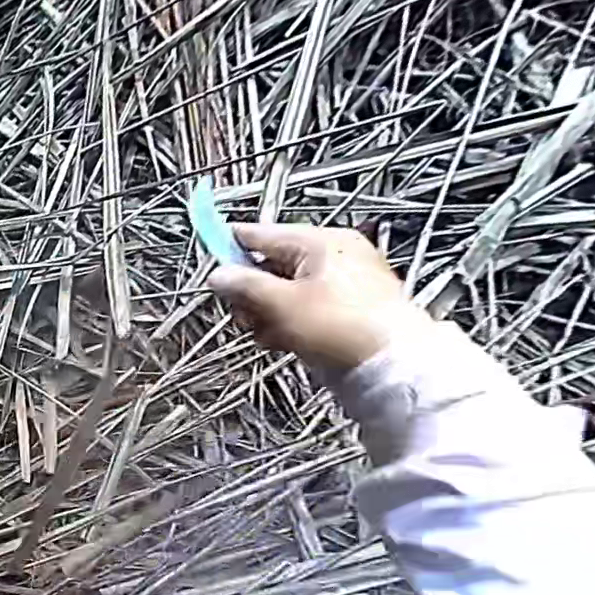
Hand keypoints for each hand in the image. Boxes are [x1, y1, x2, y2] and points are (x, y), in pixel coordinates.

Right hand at [207, 223, 434, 370]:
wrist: (384, 360)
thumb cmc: (343, 326)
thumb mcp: (280, 303)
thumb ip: (244, 286)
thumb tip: (219, 275)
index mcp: (321, 243)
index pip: (262, 234)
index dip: (232, 243)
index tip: (210, 243)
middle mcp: (331, 256)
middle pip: (267, 267)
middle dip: (249, 294)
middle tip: (248, 314)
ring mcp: (336, 281)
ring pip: (278, 292)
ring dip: (264, 314)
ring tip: (273, 332)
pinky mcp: (338, 306)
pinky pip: (295, 307)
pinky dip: (283, 323)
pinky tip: (285, 338)